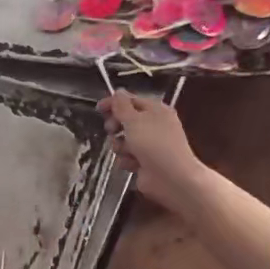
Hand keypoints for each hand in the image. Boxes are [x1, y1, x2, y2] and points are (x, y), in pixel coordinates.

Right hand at [98, 91, 207, 206]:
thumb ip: (122, 106)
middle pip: (125, 120)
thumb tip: (118, 91)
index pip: (130, 101)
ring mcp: (149, 144)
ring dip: (120, 146)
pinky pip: (127, 156)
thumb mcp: (134, 120)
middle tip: (112, 130)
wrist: (171, 177)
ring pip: (123, 140)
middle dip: (116, 126)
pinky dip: (127, 160)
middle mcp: (153, 125)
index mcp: (155, 110)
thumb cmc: (153, 143)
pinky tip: (133, 164)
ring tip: (127, 151)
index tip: (98, 108)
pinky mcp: (144, 161)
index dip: (114, 103)